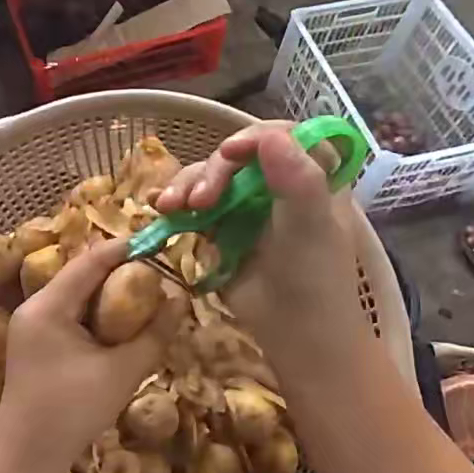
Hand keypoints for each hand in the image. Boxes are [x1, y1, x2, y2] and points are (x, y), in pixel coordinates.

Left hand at [0, 239, 163, 466]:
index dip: (125, 248)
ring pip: (75, 291)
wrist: (25, 456)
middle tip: (157, 268)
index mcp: (48, 306)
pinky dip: (95, 308)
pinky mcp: (35, 340)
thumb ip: (154, 334)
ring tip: (144, 290)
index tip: (158, 243)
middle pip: (81, 272)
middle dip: (119, 267)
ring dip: (107, 288)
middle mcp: (34, 306)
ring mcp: (31, 323)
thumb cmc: (72, 413)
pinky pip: (69, 310)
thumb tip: (180, 300)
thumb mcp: (122, 372)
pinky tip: (119, 319)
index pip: (90, 261)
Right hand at [154, 122, 374, 376]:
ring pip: (210, 176)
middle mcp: (277, 181)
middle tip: (197, 202)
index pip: (284, 135)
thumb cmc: (315, 281)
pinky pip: (194, 204)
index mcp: (311, 173)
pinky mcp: (222, 226)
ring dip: (186, 186)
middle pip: (238, 154)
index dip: (255, 137)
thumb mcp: (310, 229)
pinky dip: (175, 202)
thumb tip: (268, 136)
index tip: (229, 152)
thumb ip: (297, 180)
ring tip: (168, 209)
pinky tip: (158, 207)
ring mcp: (247, 203)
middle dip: (212, 172)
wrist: (297, 337)